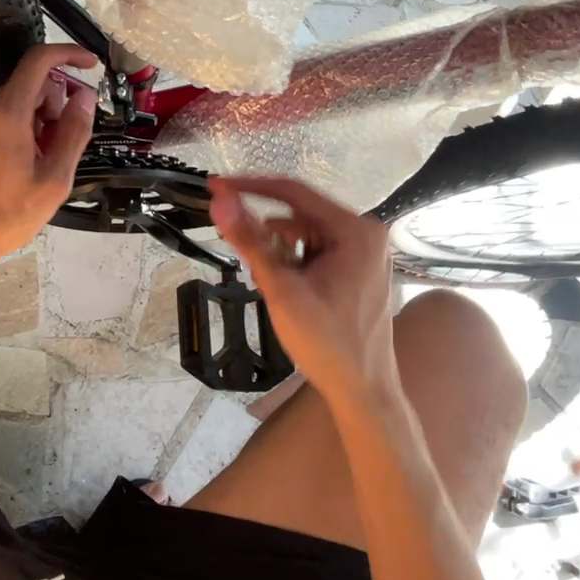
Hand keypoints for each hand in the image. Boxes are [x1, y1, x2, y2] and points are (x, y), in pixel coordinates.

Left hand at [0, 44, 98, 273]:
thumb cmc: (6, 217)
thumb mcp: (54, 181)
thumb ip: (74, 132)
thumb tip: (85, 96)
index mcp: (5, 114)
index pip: (39, 61)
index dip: (68, 53)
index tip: (89, 64)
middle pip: (27, 83)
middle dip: (53, 102)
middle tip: (59, 140)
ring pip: (10, 98)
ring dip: (32, 116)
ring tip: (36, 158)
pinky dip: (11, 123)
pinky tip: (15, 158)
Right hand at [208, 176, 399, 395]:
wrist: (363, 393)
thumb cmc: (327, 343)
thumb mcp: (282, 289)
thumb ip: (250, 241)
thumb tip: (220, 201)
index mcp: (356, 230)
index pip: (293, 192)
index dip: (249, 186)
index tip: (215, 186)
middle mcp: (365, 234)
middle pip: (298, 215)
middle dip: (266, 234)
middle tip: (243, 256)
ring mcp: (364, 253)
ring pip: (304, 234)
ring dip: (279, 252)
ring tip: (270, 284)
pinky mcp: (357, 270)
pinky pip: (314, 250)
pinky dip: (292, 262)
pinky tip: (284, 287)